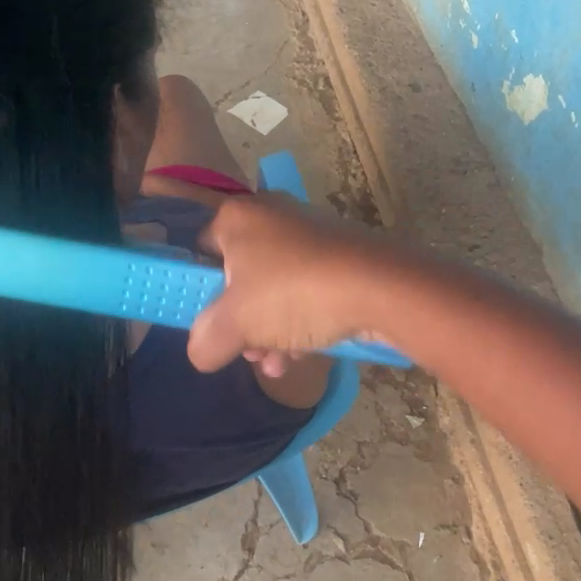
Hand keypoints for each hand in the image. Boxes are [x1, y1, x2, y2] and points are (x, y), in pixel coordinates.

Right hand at [188, 195, 402, 371]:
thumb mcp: (236, 324)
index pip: (201, 247)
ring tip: (279, 365)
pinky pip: (306, 289)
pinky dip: (301, 321)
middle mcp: (272, 216)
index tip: (207, 322)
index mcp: (239, 217)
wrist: (380, 287)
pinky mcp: (340, 255)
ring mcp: (310, 234)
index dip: (199, 287)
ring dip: (270, 331)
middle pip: (240, 274)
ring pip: (275, 288)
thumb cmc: (294, 293)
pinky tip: (304, 355)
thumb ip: (206, 339)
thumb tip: (200, 351)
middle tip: (247, 352)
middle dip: (241, 321)